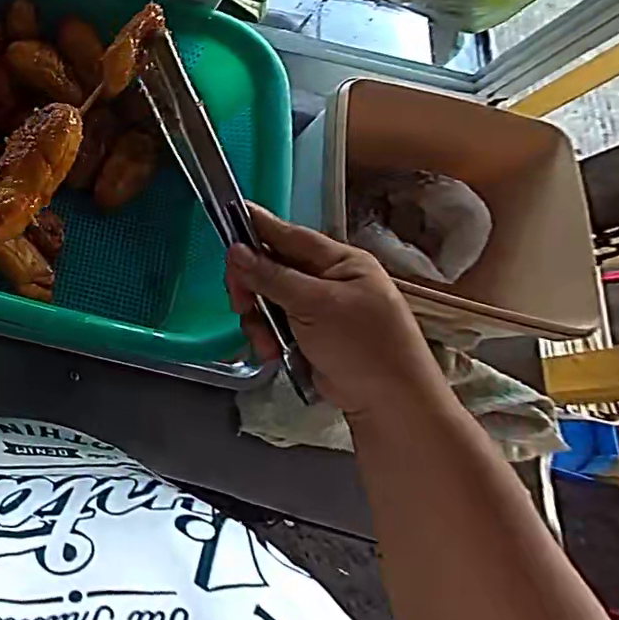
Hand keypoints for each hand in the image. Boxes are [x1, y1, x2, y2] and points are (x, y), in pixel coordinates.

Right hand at [225, 204, 450, 419]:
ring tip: (265, 343)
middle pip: (271, 267)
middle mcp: (327, 279)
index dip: (258, 226)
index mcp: (340, 261)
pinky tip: (272, 352)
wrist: (390, 405)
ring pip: (267, 298)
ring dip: (258, 319)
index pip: (289, 234)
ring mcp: (317, 308)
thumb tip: (236, 250)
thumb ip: (272, 276)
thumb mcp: (315, 305)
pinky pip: (273, 323)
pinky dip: (267, 336)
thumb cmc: (362, 346)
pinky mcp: (308, 334)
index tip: (228, 215)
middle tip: (239, 305)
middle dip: (251, 286)